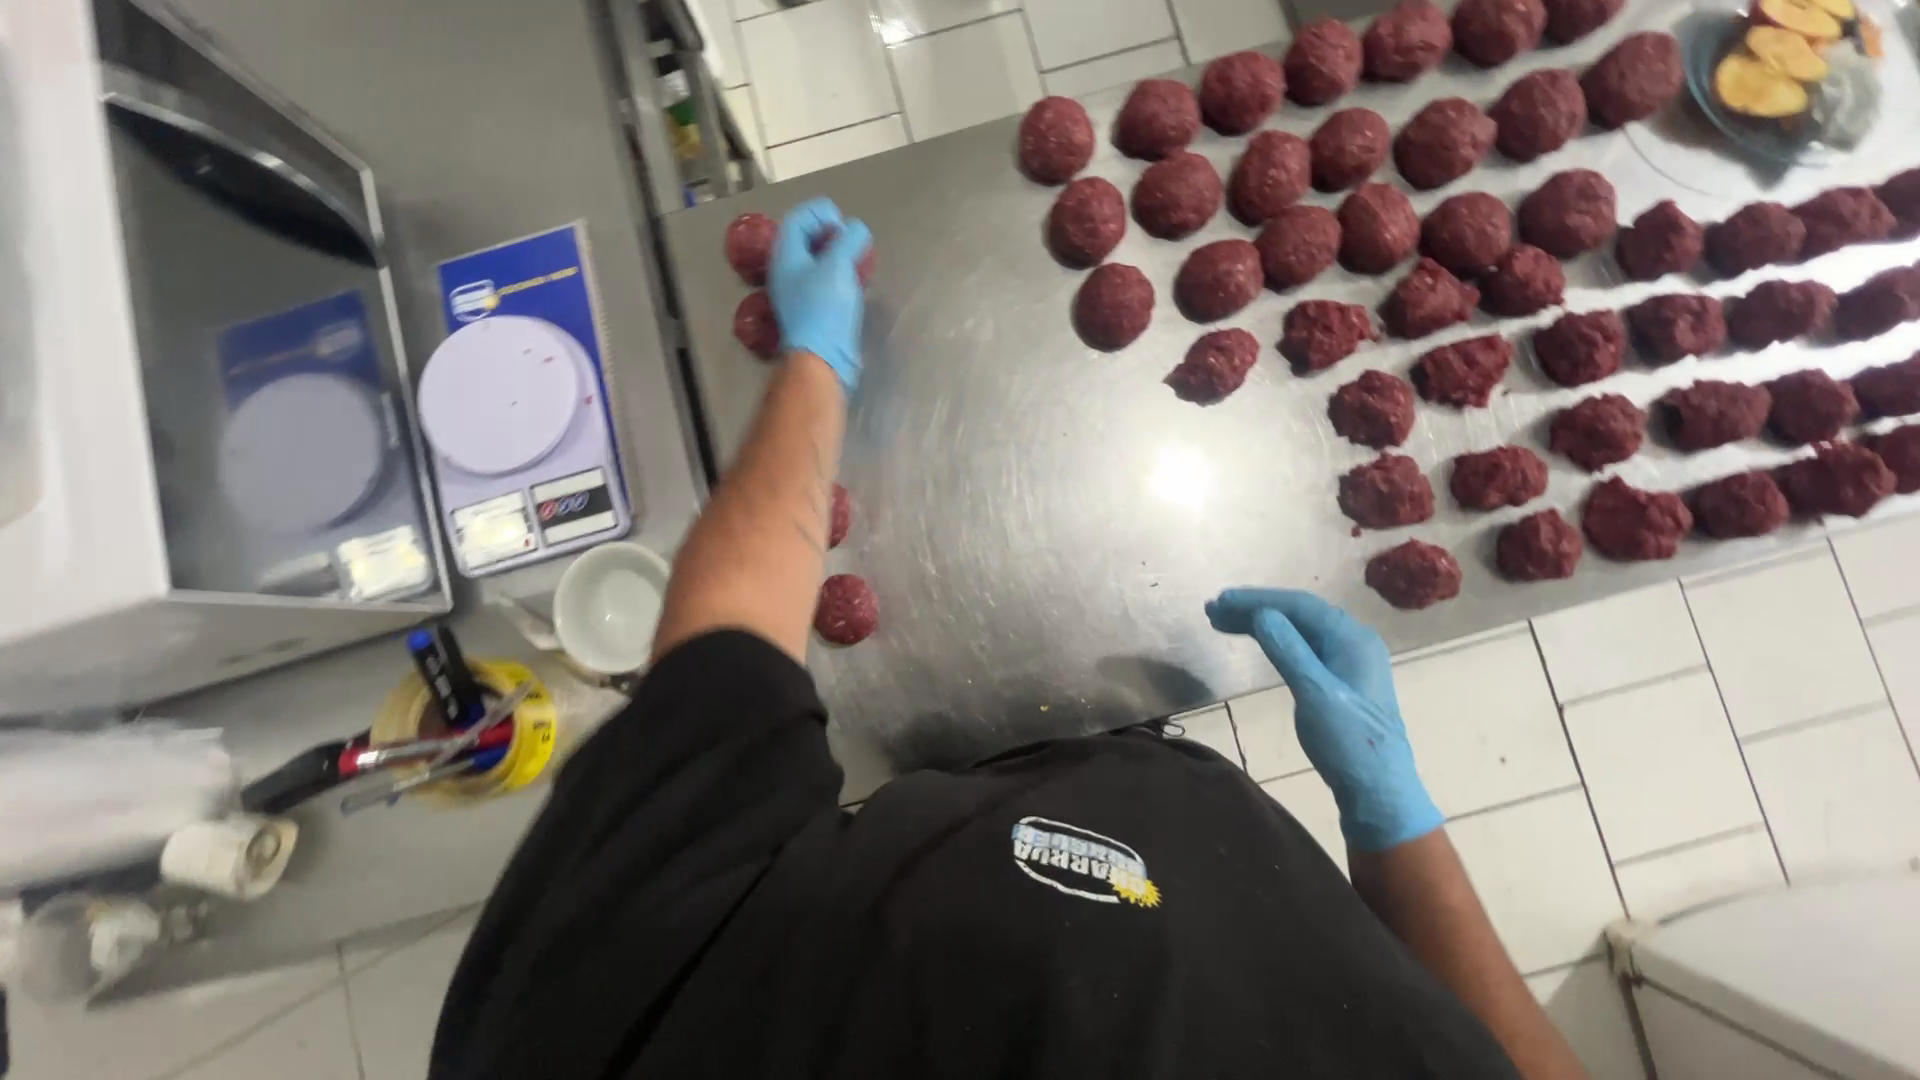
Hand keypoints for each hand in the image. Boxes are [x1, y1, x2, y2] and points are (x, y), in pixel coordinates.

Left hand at [768, 197, 871, 392]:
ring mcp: (799, 294)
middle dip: (833, 235)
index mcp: (785, 256)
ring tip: (860, 259)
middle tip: (854, 240)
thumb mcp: (838, 266)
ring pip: (819, 263)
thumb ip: (848, 240)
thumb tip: (856, 229)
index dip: (820, 213)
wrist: (822, 358)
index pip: (798, 220)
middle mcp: (787, 272)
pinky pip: (826, 283)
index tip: (844, 222)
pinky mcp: (814, 311)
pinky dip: (842, 276)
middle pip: (807, 241)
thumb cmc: (825, 309)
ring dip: (840, 256)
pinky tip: (857, 282)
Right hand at [1206, 588, 1441, 851]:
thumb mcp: (1315, 694)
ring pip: (1298, 629)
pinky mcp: (1339, 679)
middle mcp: (1353, 641)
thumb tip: (1261, 614)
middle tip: (1213, 611)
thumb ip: (1289, 651)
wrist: (1378, 791)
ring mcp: (1347, 661)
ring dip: (1261, 623)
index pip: (1299, 605)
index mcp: (1352, 639)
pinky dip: (1274, 640)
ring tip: (1222, 623)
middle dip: (1254, 609)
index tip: (1219, 602)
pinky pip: (1302, 646)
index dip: (1256, 600)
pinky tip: (1255, 642)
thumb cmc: (1349, 743)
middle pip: (1297, 613)